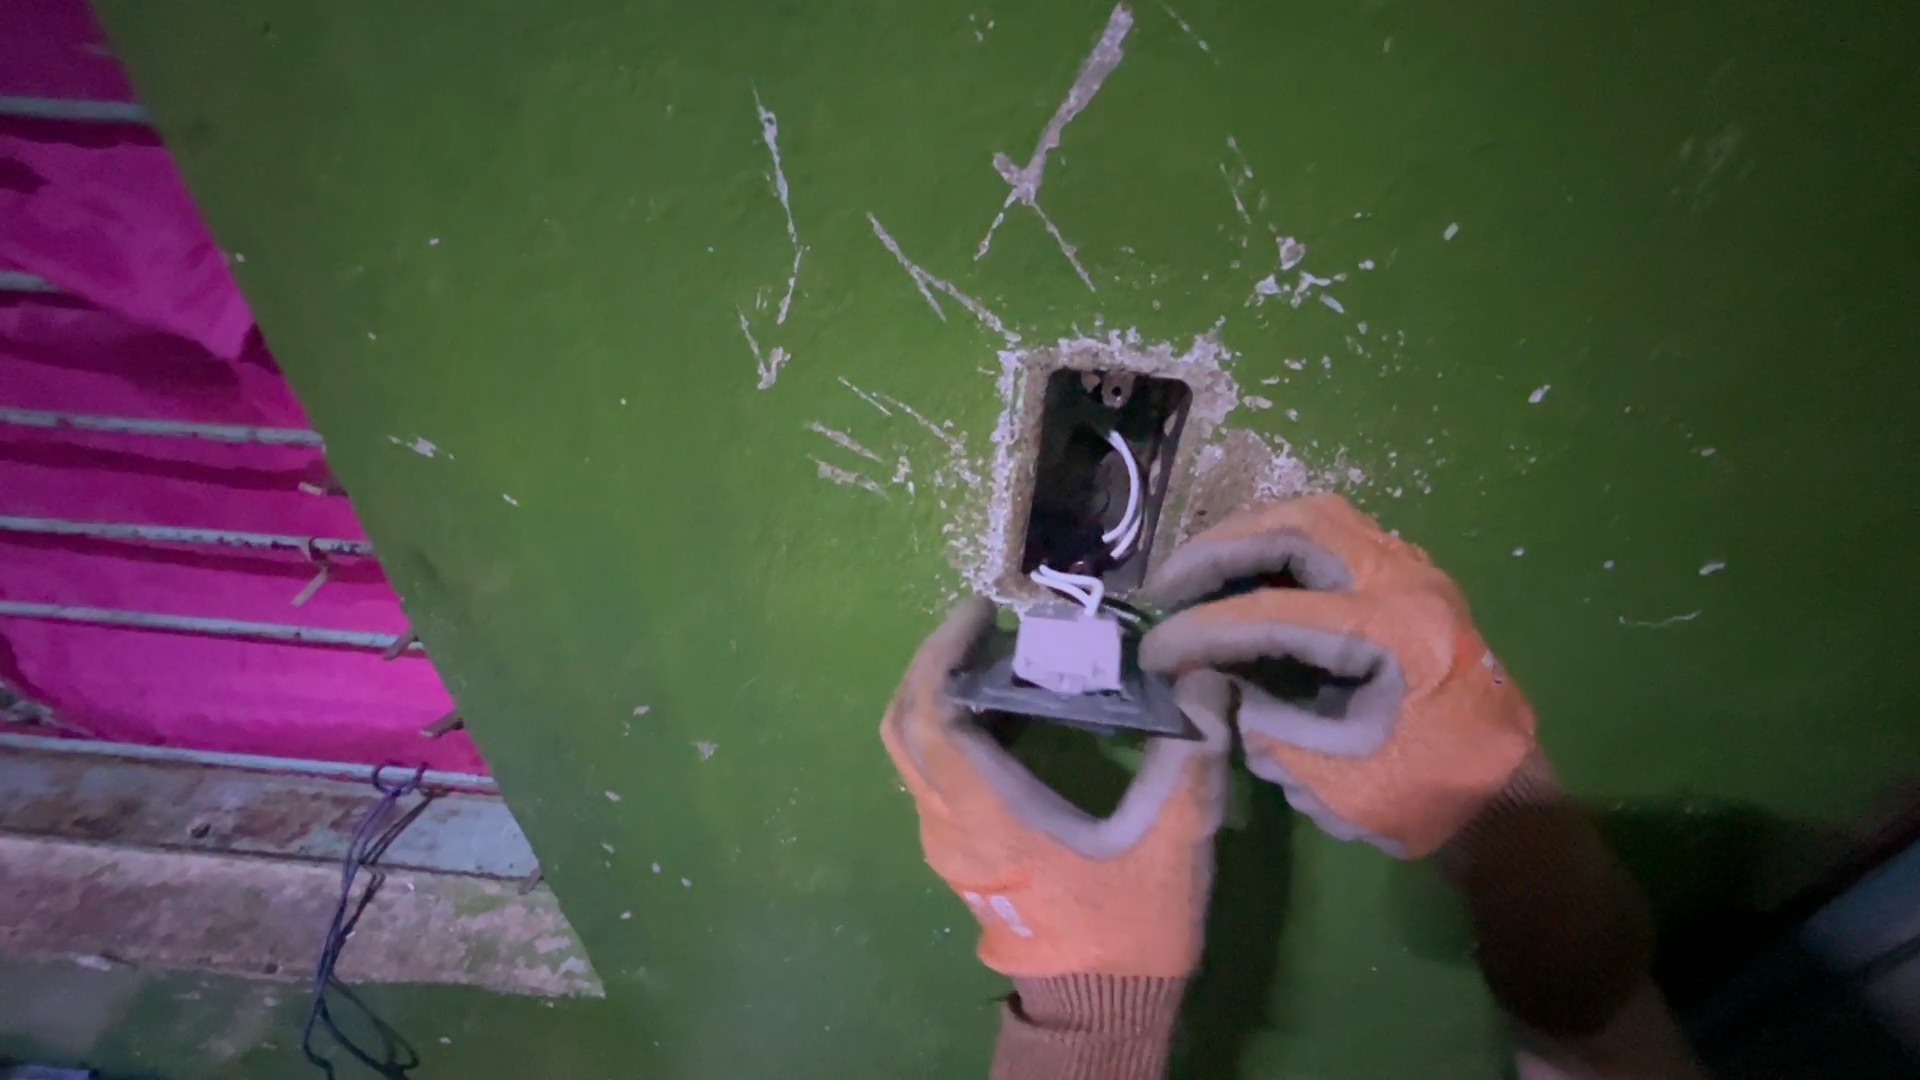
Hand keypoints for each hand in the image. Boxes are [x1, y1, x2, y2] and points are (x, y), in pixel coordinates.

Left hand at [880, 599, 1232, 977]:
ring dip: (935, 693)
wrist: (1095, 1005)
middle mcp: (946, 824)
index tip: (978, 613)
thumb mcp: (1172, 844)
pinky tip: (1000, 710)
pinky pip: (928, 771)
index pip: (931, 718)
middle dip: (931, 663)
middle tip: (980, 626)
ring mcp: (941, 839)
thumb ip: (1189, 757)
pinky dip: (946, 726)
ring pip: (909, 750)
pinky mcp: (952, 849)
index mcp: (988, 815)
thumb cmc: (1126, 929)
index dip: (942, 655)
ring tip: (991, 657)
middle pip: (903, 725)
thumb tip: (1207, 678)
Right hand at [1139, 494, 1534, 857]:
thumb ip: (1257, 720)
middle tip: (1167, 584)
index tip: (1153, 650)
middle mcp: (1406, 585)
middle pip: (1294, 530)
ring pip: (1314, 515)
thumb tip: (1197, 677)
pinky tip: (1247, 566)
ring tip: (1198, 567)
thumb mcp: (1328, 777)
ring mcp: (1411, 570)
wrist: (1504, 797)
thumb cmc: (1422, 795)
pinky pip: (1333, 529)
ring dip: (1246, 534)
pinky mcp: (1405, 574)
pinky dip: (1278, 538)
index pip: (1272, 614)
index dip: (1201, 629)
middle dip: (1217, 552)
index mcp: (1395, 639)